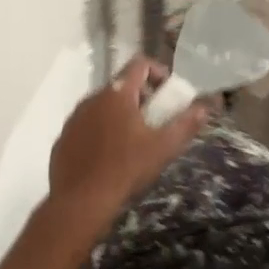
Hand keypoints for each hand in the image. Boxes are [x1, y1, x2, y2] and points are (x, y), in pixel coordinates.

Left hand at [46, 57, 209, 229]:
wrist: (80, 203)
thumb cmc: (126, 170)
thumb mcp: (164, 147)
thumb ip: (186, 123)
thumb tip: (206, 106)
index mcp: (117, 94)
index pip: (139, 64)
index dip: (157, 71)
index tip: (168, 92)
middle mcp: (92, 98)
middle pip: (120, 85)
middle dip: (141, 97)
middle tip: (155, 119)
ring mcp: (74, 119)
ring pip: (102, 106)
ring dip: (119, 114)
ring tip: (133, 140)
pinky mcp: (63, 139)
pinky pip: (86, 126)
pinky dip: (100, 131)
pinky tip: (109, 156)